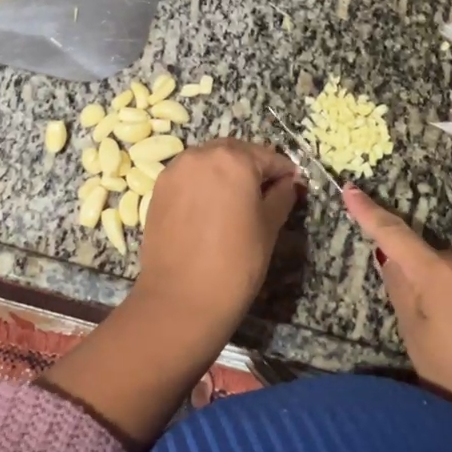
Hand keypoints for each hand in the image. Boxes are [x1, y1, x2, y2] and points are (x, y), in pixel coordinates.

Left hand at [136, 139, 301, 329]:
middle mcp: (202, 154)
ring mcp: (177, 170)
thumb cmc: (236, 262)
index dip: (283, 172)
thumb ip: (281, 197)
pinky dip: (202, 184)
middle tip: (265, 194)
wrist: (181, 299)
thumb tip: (289, 183)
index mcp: (234, 159)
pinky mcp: (159, 189)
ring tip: (236, 202)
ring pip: (209, 161)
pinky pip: (188, 176)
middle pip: (235, 153)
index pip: (268, 157)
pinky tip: (210, 209)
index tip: (292, 187)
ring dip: (225, 173)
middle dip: (252, 168)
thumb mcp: (269, 228)